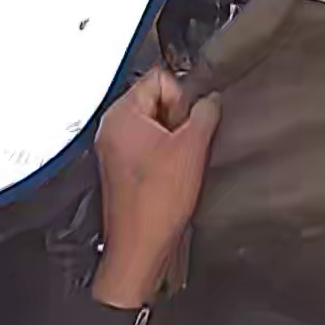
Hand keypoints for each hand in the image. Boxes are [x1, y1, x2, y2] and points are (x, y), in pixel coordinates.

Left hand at [92, 69, 219, 304]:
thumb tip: (211, 98)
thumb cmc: (156, 202)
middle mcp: (113, 128)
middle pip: (158, 97)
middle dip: (179, 115)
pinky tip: (175, 170)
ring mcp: (116, 148)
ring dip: (176, 134)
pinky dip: (168, 150)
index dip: (182, 96)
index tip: (188, 119)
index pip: (160, 77)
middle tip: (185, 141)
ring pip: (158, 120)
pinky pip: (153, 141)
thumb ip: (206, 110)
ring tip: (181, 159)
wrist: (142, 247)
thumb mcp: (193, 145)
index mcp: (122, 116)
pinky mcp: (125, 165)